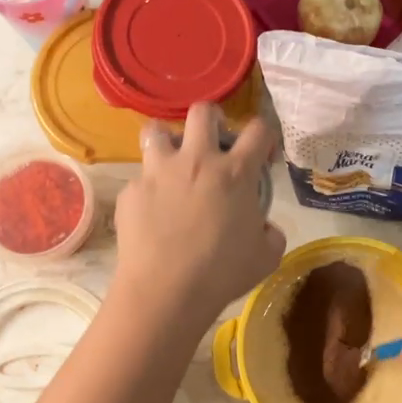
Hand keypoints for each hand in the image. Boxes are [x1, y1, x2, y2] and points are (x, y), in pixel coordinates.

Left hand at [114, 104, 285, 326]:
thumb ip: (269, 233)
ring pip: (156, 130)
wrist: (166, 291)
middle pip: (203, 111)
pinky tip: (152, 213)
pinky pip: (139, 178)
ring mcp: (158, 172)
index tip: (263, 155)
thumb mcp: (266, 256)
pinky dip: (148, 189)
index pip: (259, 130)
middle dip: (212, 119)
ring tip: (172, 164)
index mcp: (235, 172)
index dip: (264, 137)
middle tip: (213, 143)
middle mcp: (196, 160)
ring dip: (167, 142)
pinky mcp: (131, 191)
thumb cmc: (222, 274)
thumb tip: (264, 227)